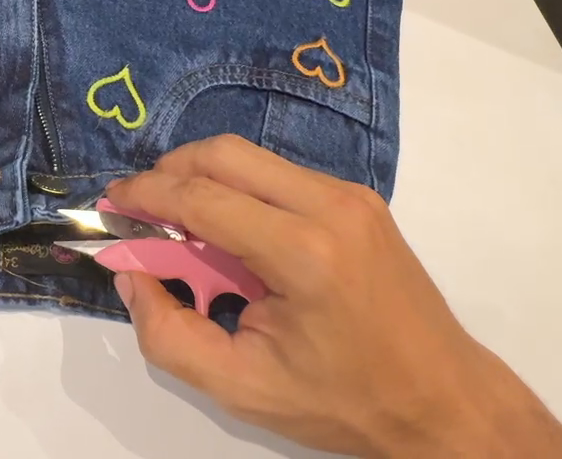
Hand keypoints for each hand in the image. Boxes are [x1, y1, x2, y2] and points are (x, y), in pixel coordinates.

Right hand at [110, 136, 561, 457]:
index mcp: (302, 254)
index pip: (201, 198)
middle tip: (141, 207)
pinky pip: (276, 172)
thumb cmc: (344, 403)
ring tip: (181, 221)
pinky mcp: (357, 196)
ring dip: (202, 175)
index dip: (146, 194)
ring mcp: (349, 194)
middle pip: (223, 154)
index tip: (112, 204)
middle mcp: (328, 205)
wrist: (449, 407)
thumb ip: (168, 335)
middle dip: (169, 171)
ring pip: (248, 155)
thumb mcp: (243, 389)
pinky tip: (231, 228)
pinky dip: (237, 186)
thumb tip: (129, 275)